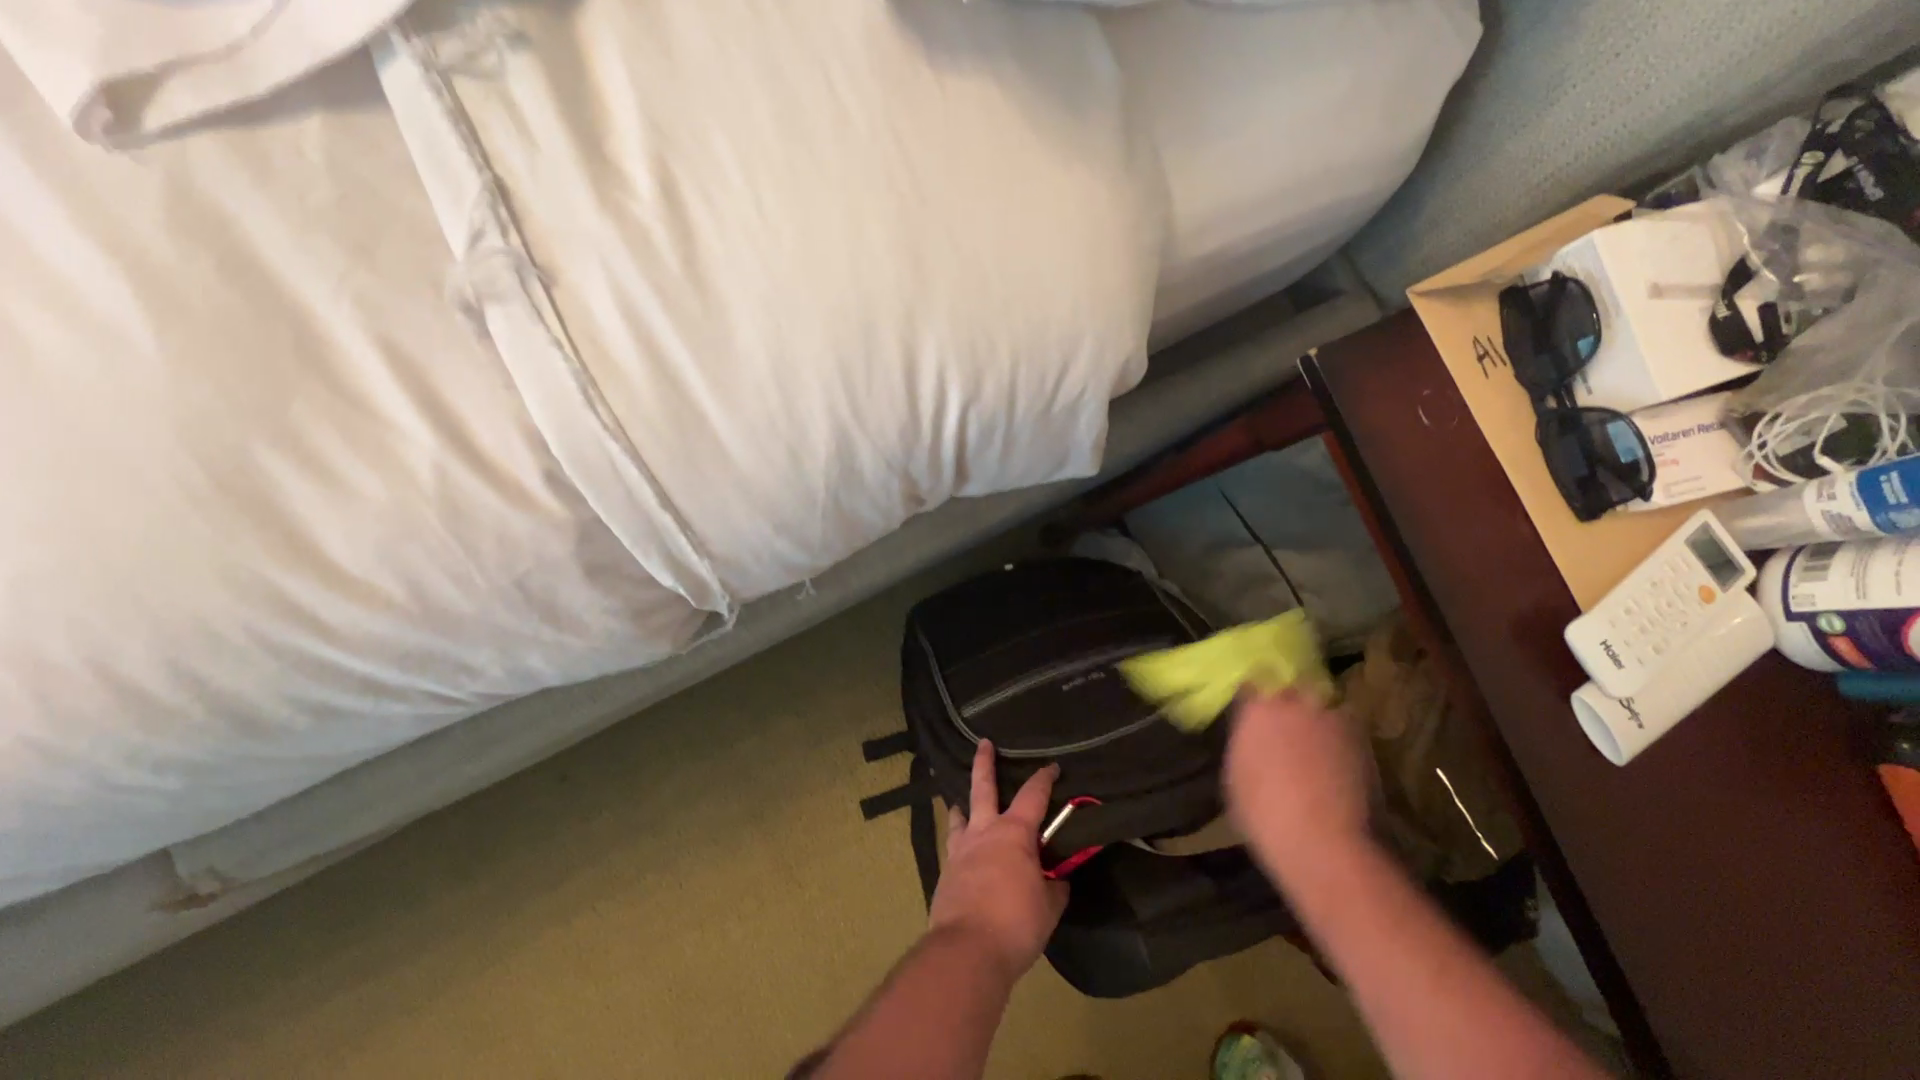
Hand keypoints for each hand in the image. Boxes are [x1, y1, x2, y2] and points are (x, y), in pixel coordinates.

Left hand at [928, 740, 1068, 983]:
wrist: (967, 951)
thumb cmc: (1016, 923)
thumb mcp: (1050, 905)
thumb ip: (1054, 886)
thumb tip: (1056, 879)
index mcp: (1014, 834)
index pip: (1034, 796)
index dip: (1044, 778)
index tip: (1052, 766)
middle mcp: (984, 833)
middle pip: (982, 788)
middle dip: (984, 763)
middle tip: (983, 743)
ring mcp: (960, 852)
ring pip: (959, 817)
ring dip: (962, 805)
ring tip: (961, 801)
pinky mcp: (946, 875)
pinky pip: (954, 847)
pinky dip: (959, 841)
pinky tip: (963, 851)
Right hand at [1224, 691, 1372, 875]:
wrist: (1321, 840)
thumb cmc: (1264, 814)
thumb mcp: (1236, 777)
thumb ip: (1244, 744)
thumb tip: (1252, 736)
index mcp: (1256, 710)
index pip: (1252, 684)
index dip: (1255, 698)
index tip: (1254, 712)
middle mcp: (1293, 702)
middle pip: (1290, 688)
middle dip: (1288, 702)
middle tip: (1286, 726)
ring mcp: (1330, 717)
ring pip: (1322, 706)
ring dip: (1317, 718)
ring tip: (1316, 743)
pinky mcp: (1361, 736)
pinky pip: (1346, 727)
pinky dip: (1341, 738)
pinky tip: (1338, 761)